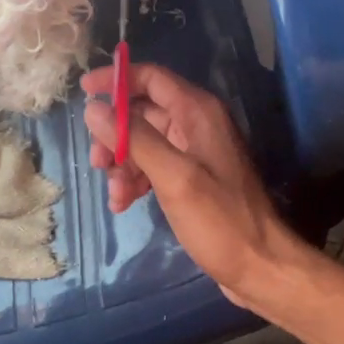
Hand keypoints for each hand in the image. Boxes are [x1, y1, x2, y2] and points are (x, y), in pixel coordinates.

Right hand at [80, 63, 312, 306]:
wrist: (260, 266)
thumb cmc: (220, 219)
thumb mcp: (173, 177)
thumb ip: (135, 138)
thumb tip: (95, 108)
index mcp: (198, 111)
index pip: (151, 77)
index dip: (116, 80)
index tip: (83, 92)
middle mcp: (197, 123)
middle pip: (143, 110)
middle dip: (115, 134)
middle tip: (98, 163)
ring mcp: (196, 150)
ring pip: (145, 141)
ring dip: (123, 163)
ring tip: (115, 195)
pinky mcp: (193, 176)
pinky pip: (155, 165)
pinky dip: (136, 179)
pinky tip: (124, 203)